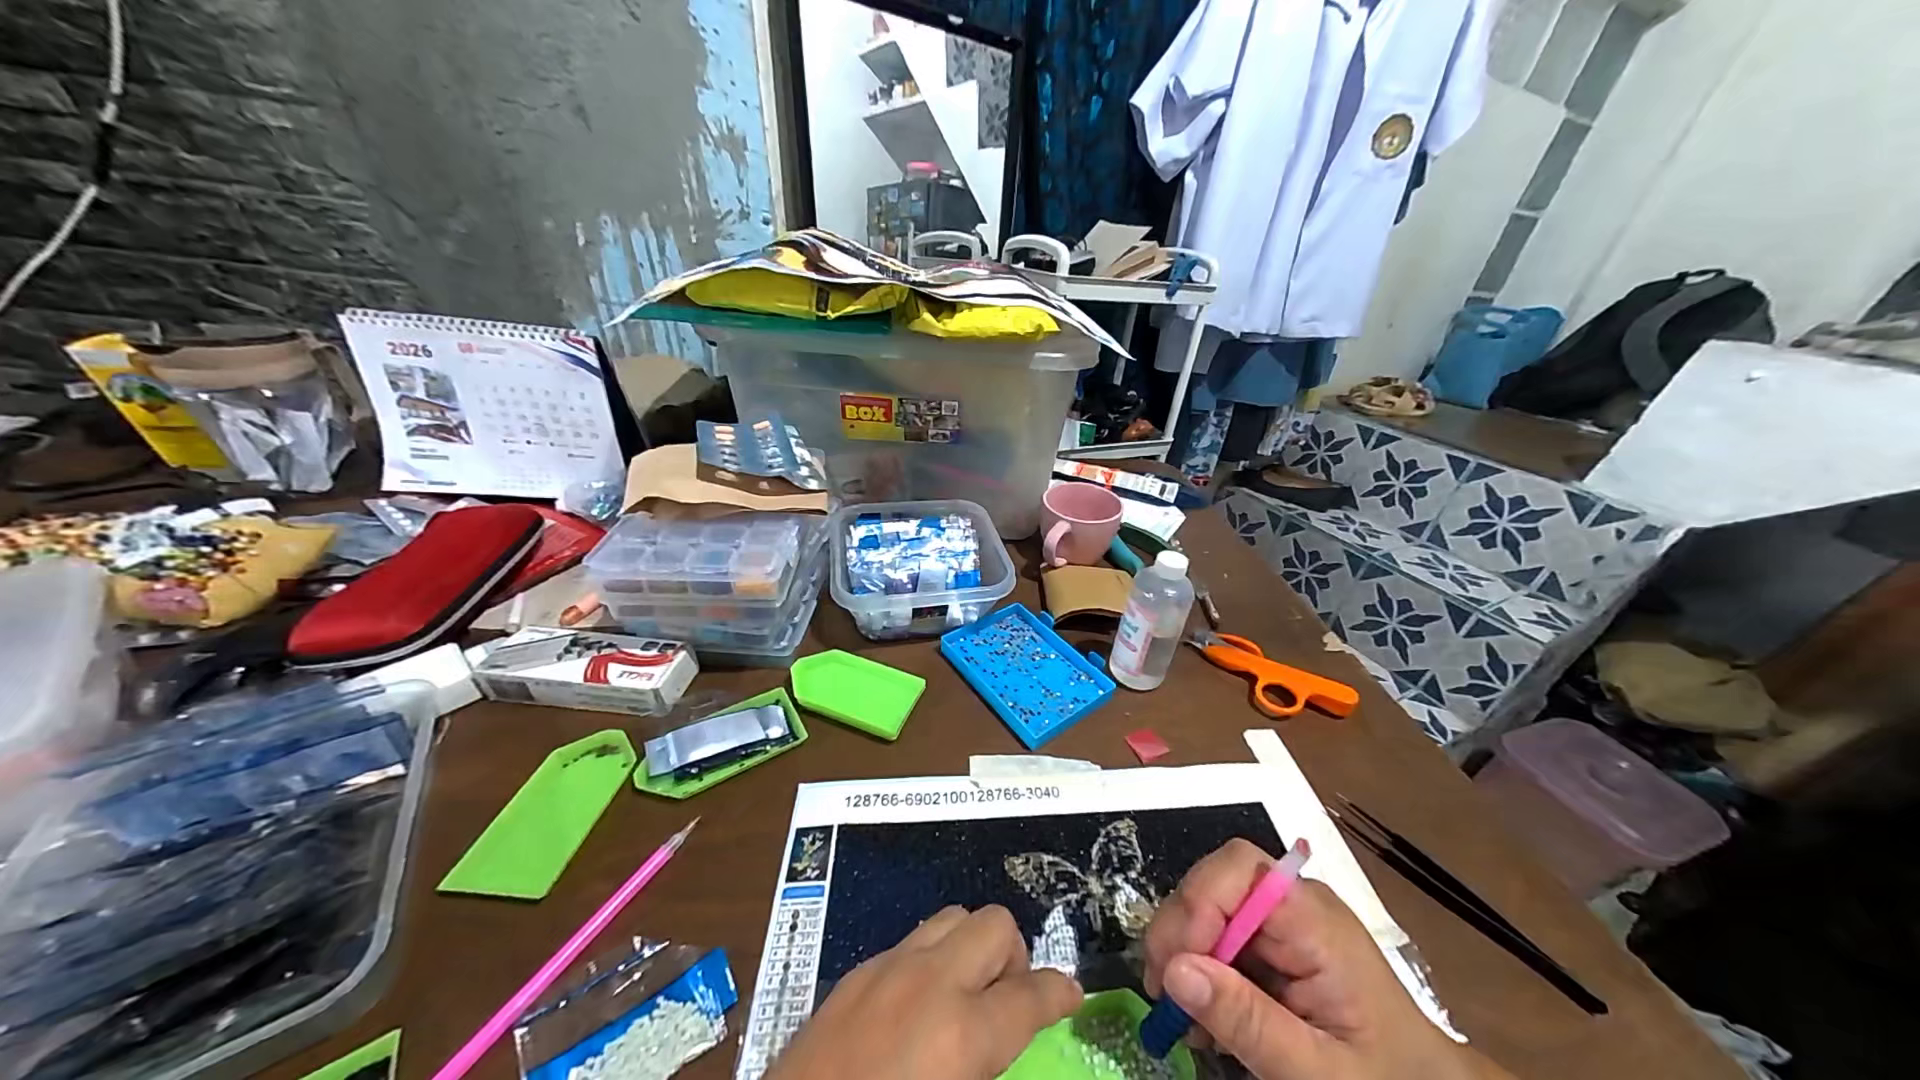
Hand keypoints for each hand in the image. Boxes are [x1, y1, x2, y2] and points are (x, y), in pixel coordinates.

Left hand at [765, 905, 1082, 1079]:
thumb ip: (991, 1058)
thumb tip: (1006, 1036)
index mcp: (962, 1031)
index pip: (1033, 994)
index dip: (1060, 993)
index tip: (1070, 996)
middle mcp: (930, 982)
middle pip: (994, 925)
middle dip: (1014, 957)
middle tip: (1007, 1002)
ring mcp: (888, 967)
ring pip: (953, 917)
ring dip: (971, 948)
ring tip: (965, 995)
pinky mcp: (857, 971)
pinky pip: (913, 940)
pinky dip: (932, 958)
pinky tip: (918, 1003)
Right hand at [1145, 840, 1512, 1079]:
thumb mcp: (1321, 1073)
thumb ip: (1249, 1022)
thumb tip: (1174, 970)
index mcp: (1315, 920)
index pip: (1240, 868)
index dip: (1198, 903)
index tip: (1176, 965)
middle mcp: (1294, 906)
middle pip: (1213, 886)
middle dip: (1179, 935)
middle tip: (1162, 998)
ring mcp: (1281, 924)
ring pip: (1207, 912)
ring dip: (1182, 958)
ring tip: (1182, 1019)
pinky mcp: (1273, 946)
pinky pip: (1218, 939)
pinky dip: (1198, 974)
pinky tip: (1201, 1019)